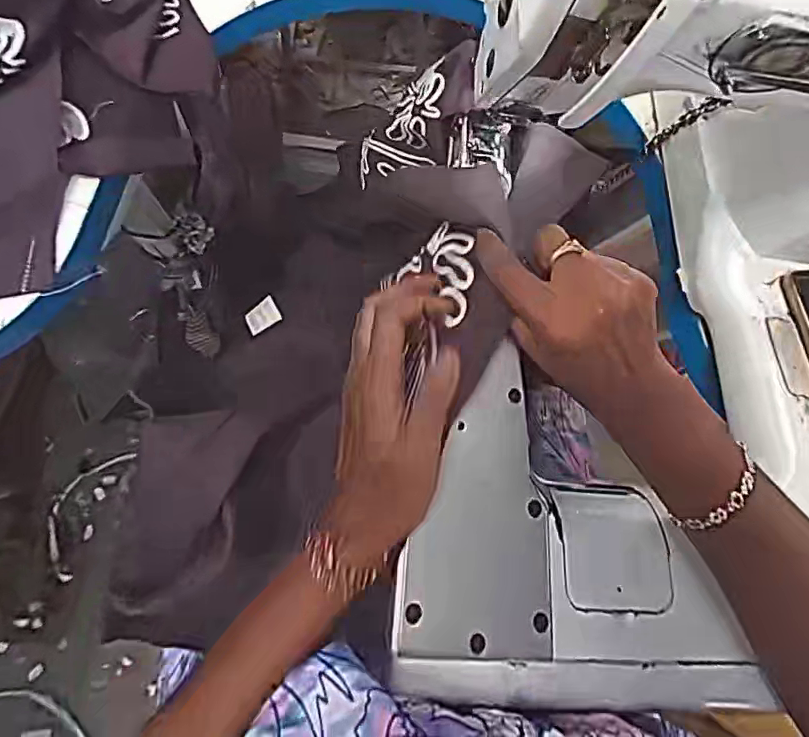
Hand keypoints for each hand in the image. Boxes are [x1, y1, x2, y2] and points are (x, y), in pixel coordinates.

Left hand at [323, 273, 462, 565]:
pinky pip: (374, 343)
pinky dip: (396, 326)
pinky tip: (420, 336)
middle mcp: (361, 375)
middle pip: (372, 310)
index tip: (448, 306)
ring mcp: (357, 383)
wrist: (358, 523)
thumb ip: (436, 394)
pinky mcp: (362, 394)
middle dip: (404, 288)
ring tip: (431, 302)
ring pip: (369, 323)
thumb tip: (451, 353)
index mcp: (376, 382)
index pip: (390, 316)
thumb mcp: (423, 445)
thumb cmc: (391, 492)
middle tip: (437, 285)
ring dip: (398, 303)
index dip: (419, 299)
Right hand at [474, 225, 679, 430]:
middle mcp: (583, 294)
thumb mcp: (536, 350)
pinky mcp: (635, 278)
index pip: (510, 271)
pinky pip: (606, 261)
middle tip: (549, 277)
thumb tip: (507, 275)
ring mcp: (613, 283)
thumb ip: (518, 310)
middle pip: (549, 239)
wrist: (634, 385)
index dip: (493, 251)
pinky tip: (605, 302)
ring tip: (584, 300)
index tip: (486, 239)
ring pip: (580, 249)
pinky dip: (602, 277)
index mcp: (551, 318)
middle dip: (544, 253)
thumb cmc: (585, 374)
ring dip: (576, 269)